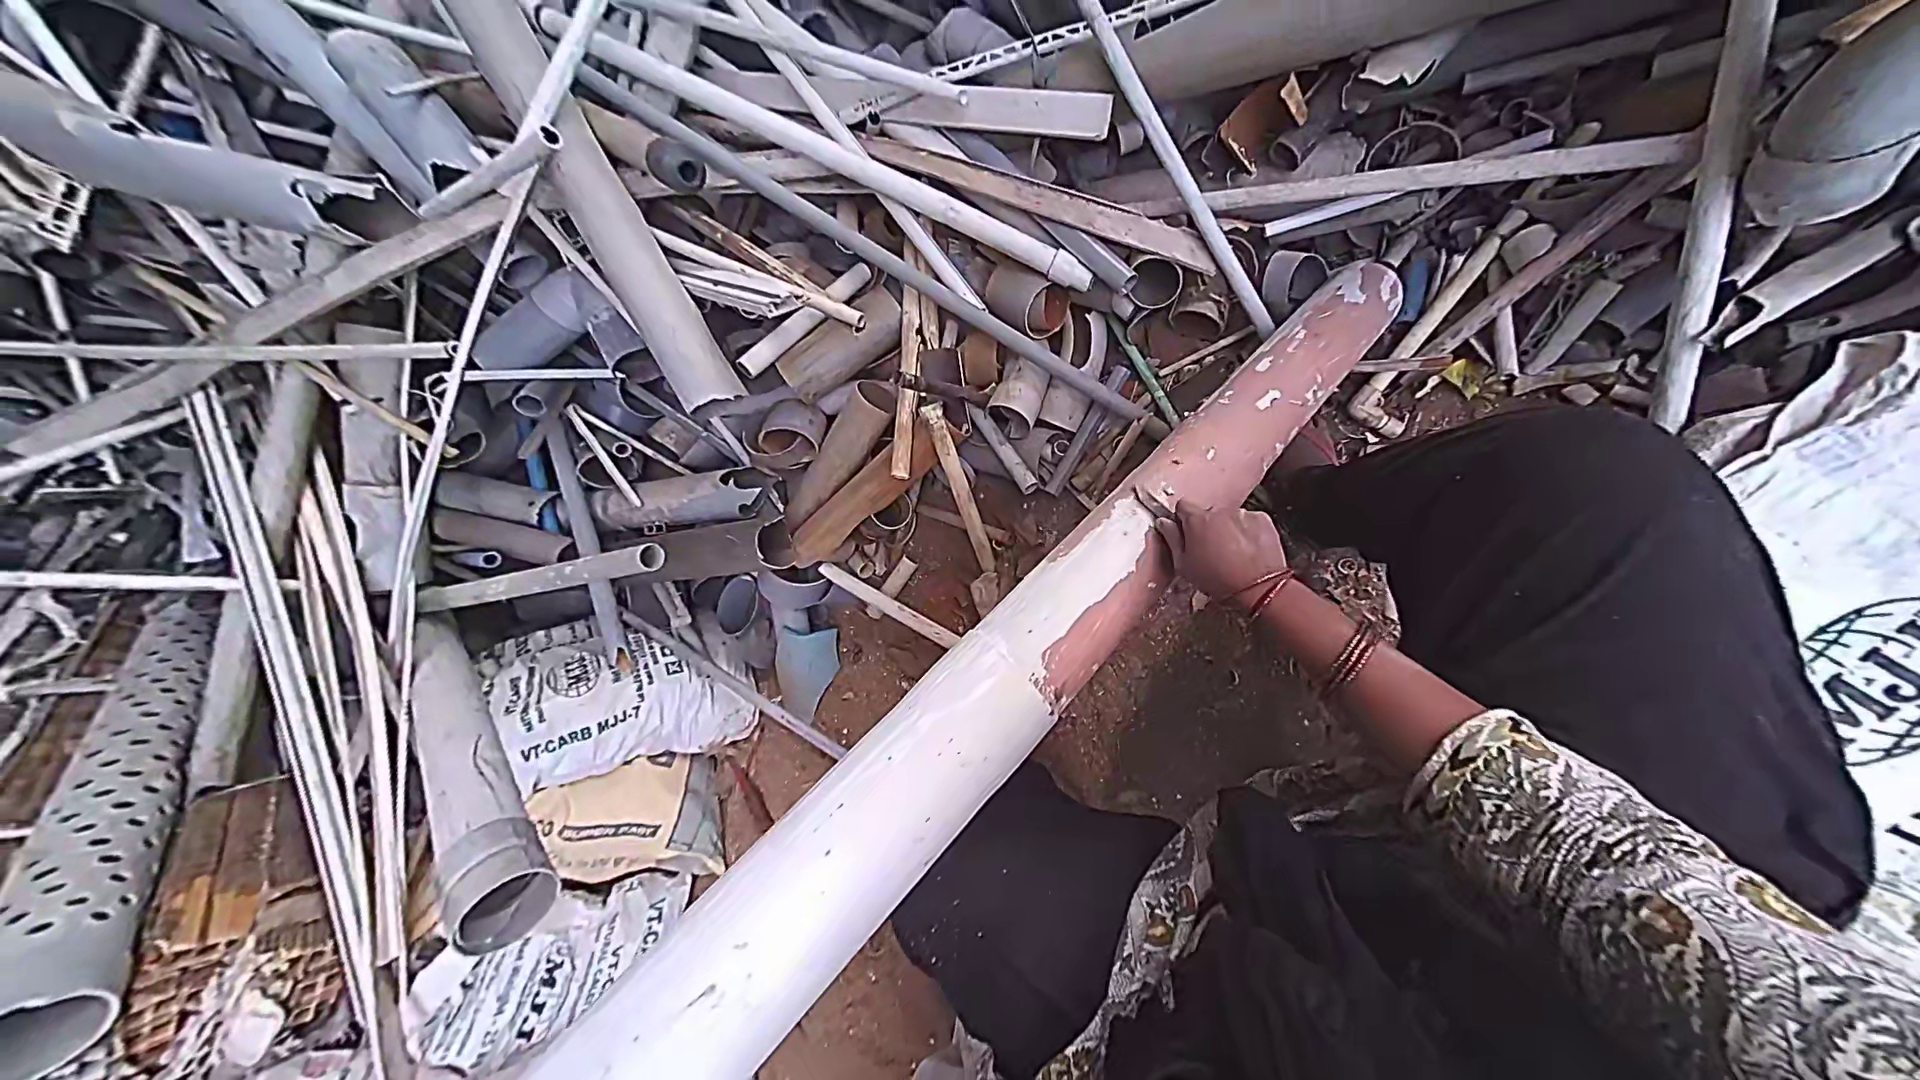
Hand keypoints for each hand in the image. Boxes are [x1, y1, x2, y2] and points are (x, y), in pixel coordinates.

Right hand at [1153, 500, 1289, 607]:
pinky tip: (1246, 550)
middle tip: (1209, 550)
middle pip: (1207, 513)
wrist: (1258, 588)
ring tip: (1231, 553)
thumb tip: (1163, 523)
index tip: (1186, 532)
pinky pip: (1248, 521)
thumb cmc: (1218, 580)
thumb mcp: (1184, 565)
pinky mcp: (1262, 520)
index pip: (1183, 505)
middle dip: (1206, 526)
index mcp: (1197, 520)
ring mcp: (1243, 514)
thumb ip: (1171, 539)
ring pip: (1229, 518)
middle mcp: (1220, 511)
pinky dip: (1246, 532)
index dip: (1183, 519)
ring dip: (1227, 529)